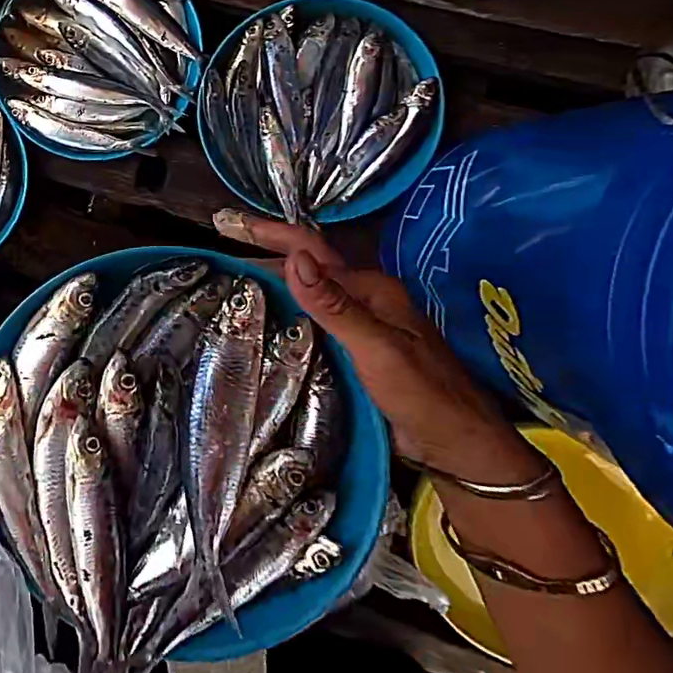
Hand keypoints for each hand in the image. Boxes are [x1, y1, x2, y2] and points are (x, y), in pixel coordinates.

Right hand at [214, 208, 543, 483]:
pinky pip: (303, 320)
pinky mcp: (346, 347)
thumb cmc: (424, 396)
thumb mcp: (377, 349)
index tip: (226, 223)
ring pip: (300, 293)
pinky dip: (276, 311)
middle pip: (301, 267)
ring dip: (263, 284)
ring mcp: (354, 324)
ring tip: (222, 283)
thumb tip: (296, 260)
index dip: (267, 233)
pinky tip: (254, 320)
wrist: (459, 448)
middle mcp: (360, 299)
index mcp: (369, 289)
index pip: (310, 249)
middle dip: (257, 255)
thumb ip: (335, 306)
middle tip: (213, 256)